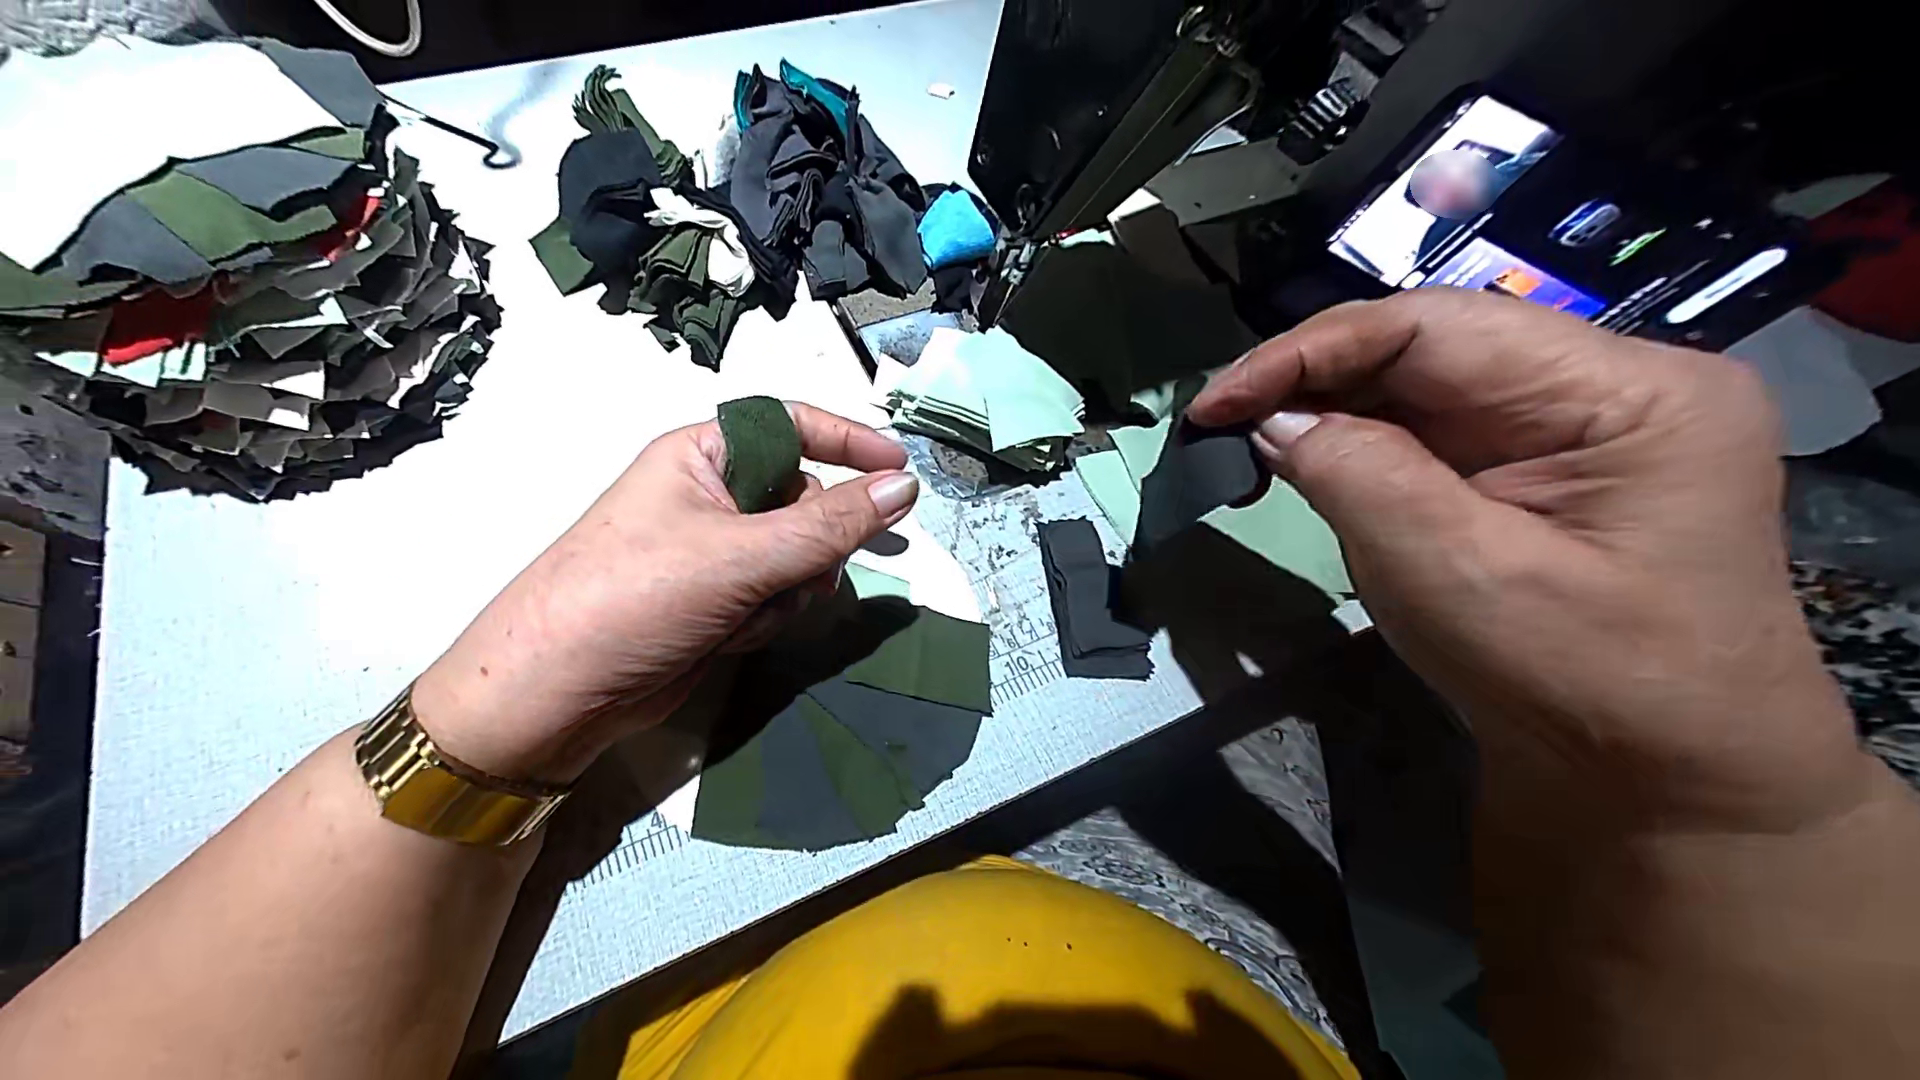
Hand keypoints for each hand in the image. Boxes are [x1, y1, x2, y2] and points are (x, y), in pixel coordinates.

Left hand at [410, 404, 919, 783]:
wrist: (555, 699)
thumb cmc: (633, 600)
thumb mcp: (740, 555)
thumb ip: (831, 523)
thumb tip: (905, 486)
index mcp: (704, 455)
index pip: (793, 426)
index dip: (849, 440)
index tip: (899, 467)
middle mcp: (714, 494)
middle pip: (807, 498)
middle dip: (814, 543)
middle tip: (798, 574)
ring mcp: (719, 549)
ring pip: (802, 553)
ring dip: (793, 586)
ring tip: (750, 612)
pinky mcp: (722, 596)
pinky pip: (782, 590)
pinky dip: (773, 613)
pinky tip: (734, 634)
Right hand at [1189, 289, 1874, 833]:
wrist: (1650, 772)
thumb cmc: (1574, 676)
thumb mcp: (1453, 570)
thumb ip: (1355, 474)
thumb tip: (1269, 420)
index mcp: (1621, 391)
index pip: (1431, 326)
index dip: (1308, 352)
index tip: (1218, 401)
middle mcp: (1595, 384)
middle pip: (1417, 346)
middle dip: (1305, 378)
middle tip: (1217, 421)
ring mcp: (1555, 424)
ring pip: (1405, 384)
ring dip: (1315, 408)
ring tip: (1242, 439)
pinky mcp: (1515, 463)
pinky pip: (1412, 428)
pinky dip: (1341, 441)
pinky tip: (1298, 458)